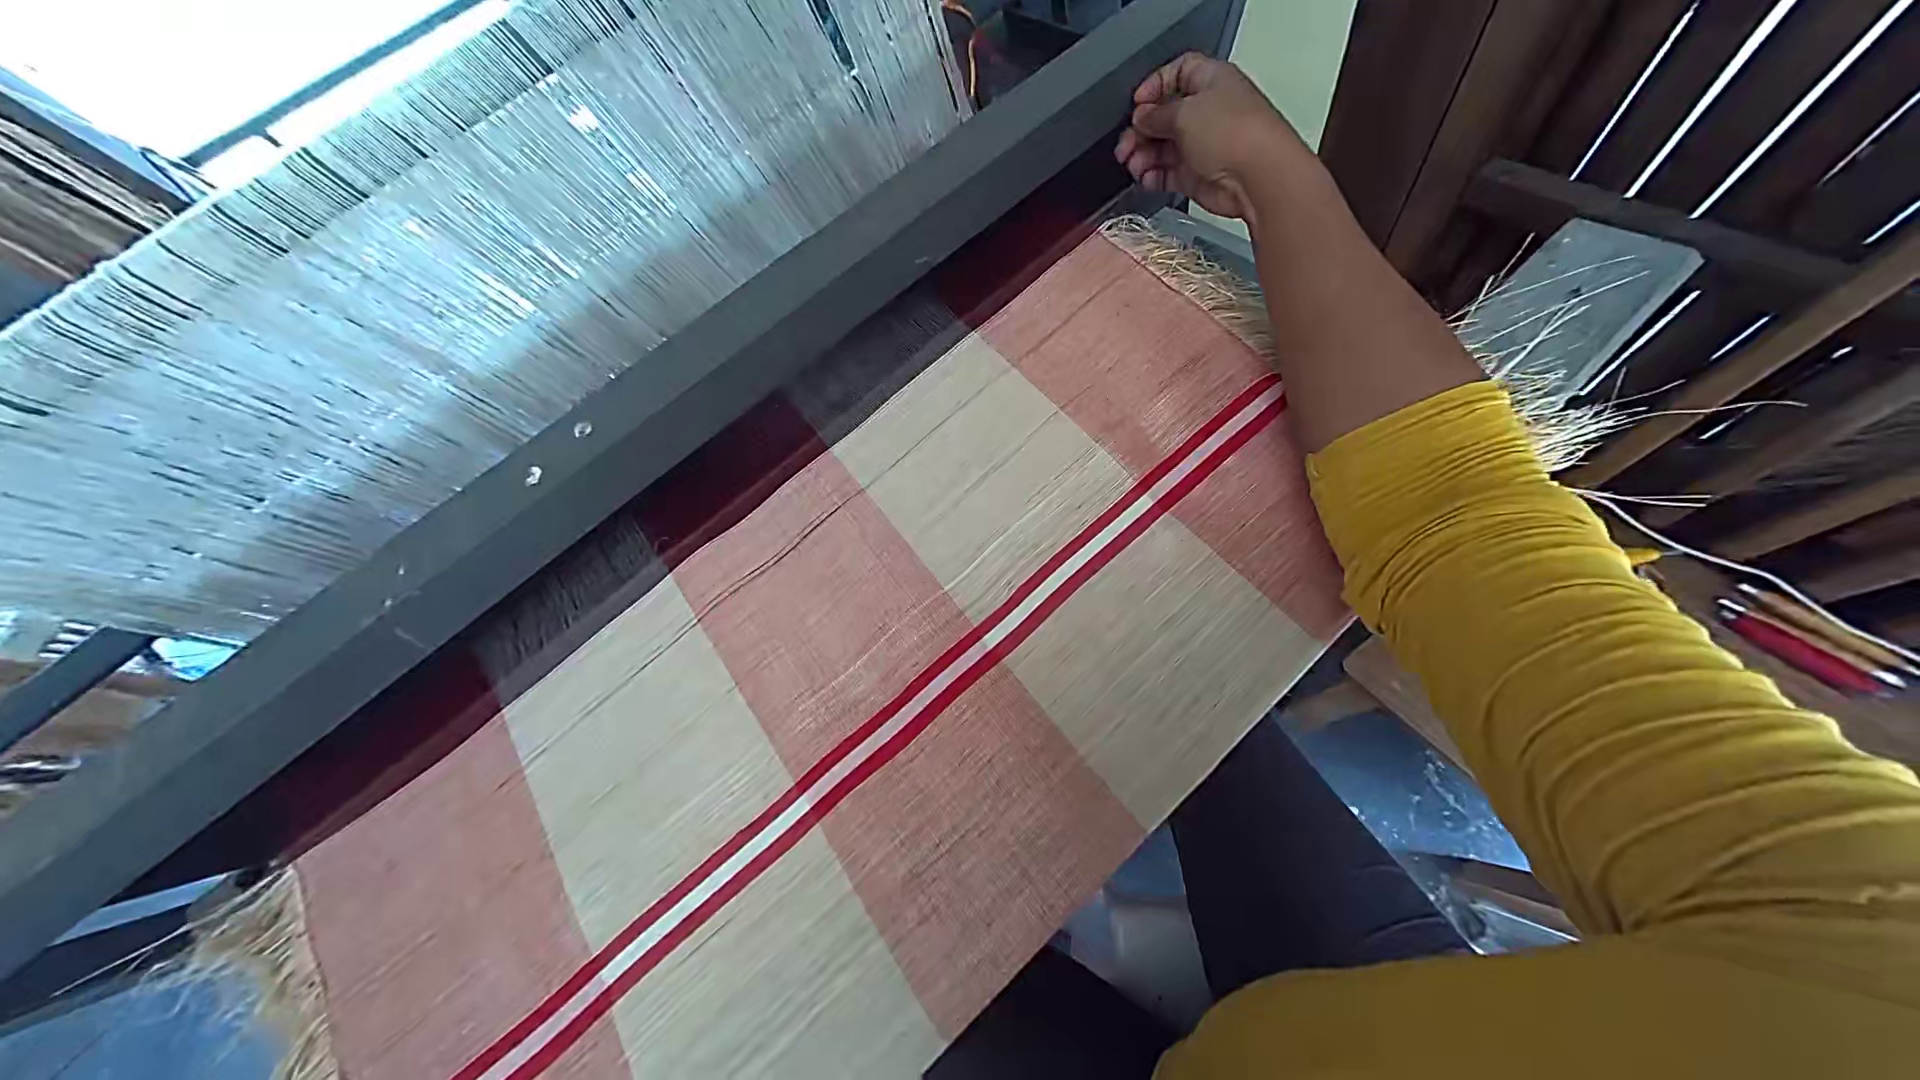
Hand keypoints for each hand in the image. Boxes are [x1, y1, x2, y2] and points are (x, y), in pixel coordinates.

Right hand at [1113, 53, 1307, 223]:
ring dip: (1143, 156)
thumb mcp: (1185, 113)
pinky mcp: (1197, 175)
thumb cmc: (1235, 134)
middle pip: (1165, 116)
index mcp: (1211, 82)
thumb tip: (1142, 117)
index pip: (1178, 73)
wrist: (1255, 176)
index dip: (1154, 86)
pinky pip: (1168, 174)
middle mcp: (1208, 112)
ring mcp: (1203, 145)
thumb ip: (1156, 115)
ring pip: (1163, 148)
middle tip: (1126, 144)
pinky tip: (1145, 178)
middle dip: (1142, 130)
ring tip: (1133, 165)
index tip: (1137, 103)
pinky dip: (1153, 177)